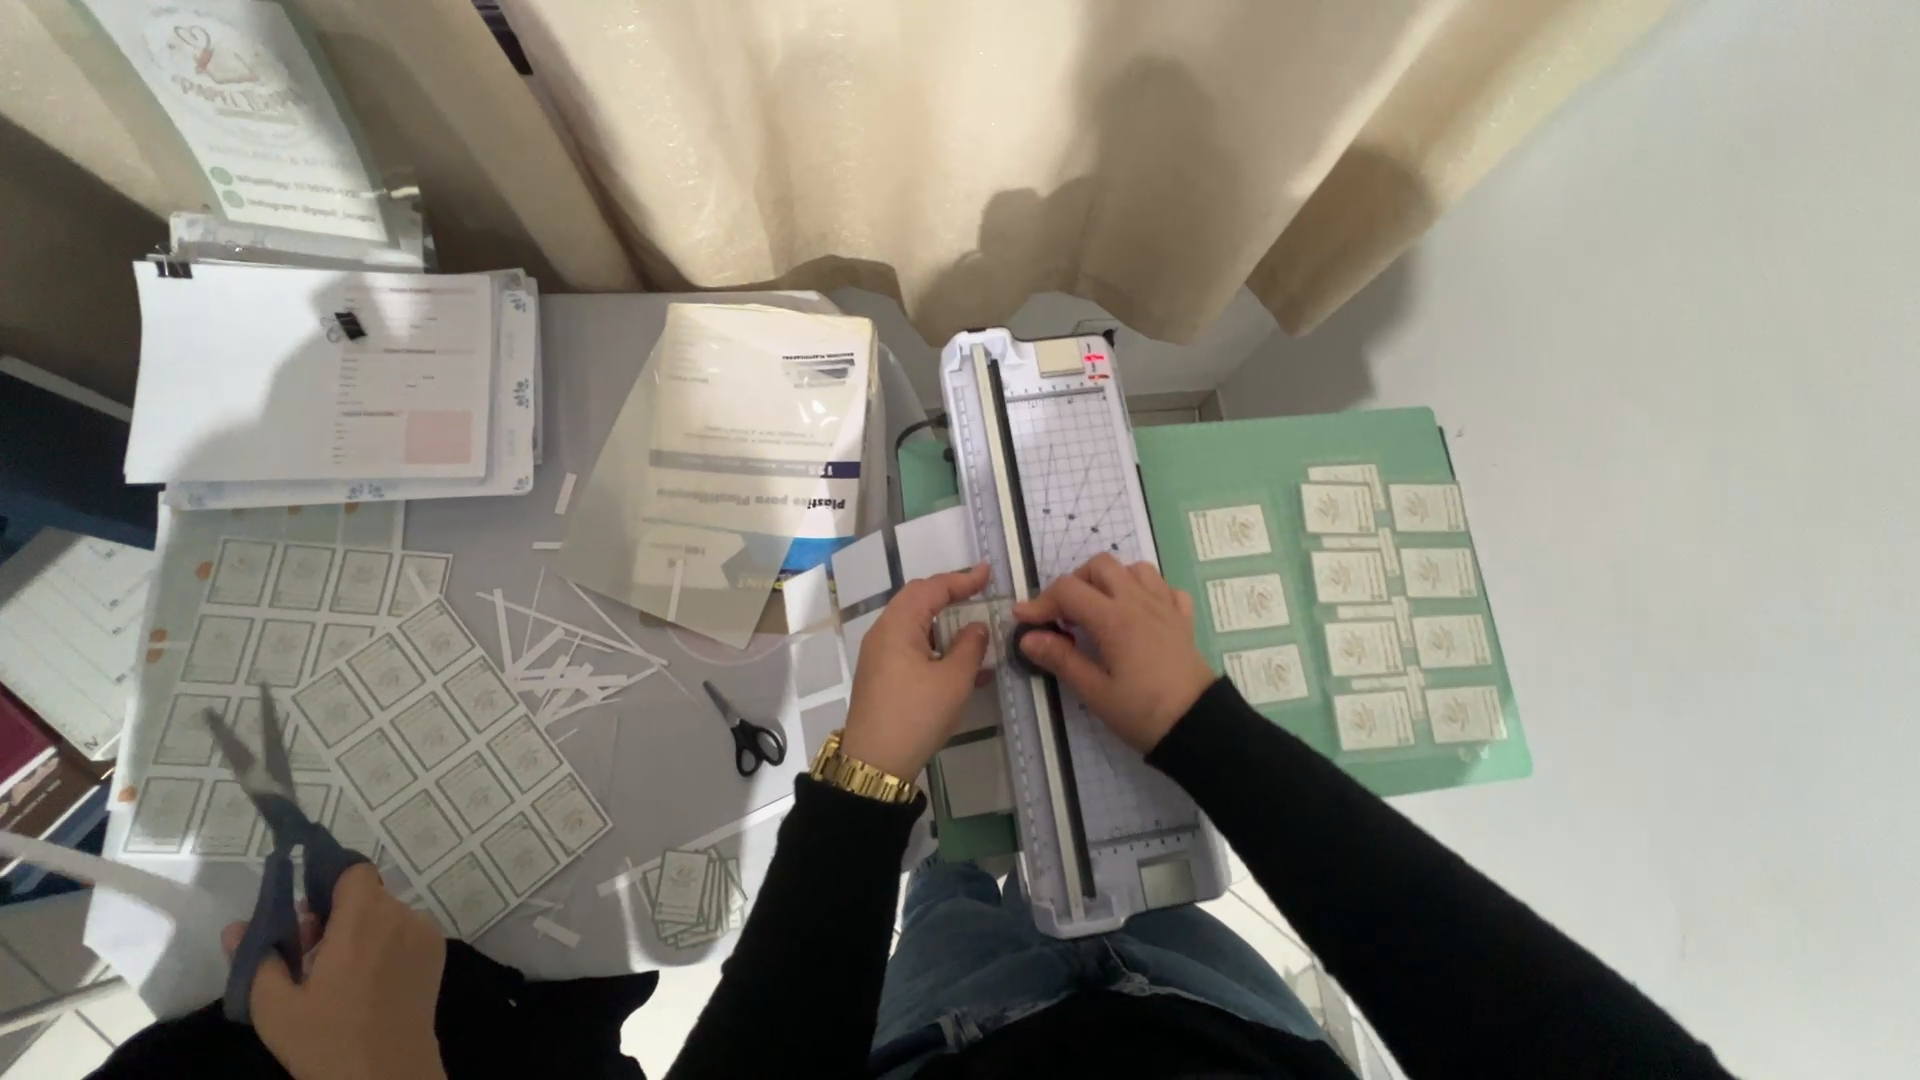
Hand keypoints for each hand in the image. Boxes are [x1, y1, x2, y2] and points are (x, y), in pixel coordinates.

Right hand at [223, 865, 446, 1079]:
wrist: (386, 1069)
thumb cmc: (325, 1039)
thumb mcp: (274, 1006)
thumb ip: (258, 958)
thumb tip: (238, 926)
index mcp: (363, 920)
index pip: (354, 872)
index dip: (330, 882)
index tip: (306, 909)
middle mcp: (401, 915)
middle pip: (368, 894)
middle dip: (338, 913)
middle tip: (310, 952)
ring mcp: (425, 930)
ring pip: (387, 913)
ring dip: (363, 929)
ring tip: (338, 973)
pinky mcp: (437, 948)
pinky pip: (406, 930)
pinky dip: (386, 942)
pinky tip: (368, 980)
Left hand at [841, 563, 991, 777]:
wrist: (875, 763)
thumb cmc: (916, 715)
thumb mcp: (953, 680)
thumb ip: (970, 646)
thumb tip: (976, 627)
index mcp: (898, 625)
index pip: (932, 588)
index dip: (962, 579)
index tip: (988, 573)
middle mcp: (884, 632)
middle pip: (918, 600)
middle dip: (949, 594)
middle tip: (978, 591)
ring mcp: (879, 654)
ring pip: (915, 625)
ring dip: (945, 623)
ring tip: (975, 628)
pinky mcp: (881, 675)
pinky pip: (912, 647)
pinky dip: (936, 646)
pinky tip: (963, 664)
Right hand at [1014, 554, 1216, 752]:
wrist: (1199, 727)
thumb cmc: (1142, 712)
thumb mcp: (1094, 692)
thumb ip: (1061, 659)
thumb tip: (1029, 638)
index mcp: (1114, 619)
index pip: (1068, 590)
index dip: (1040, 602)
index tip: (1024, 621)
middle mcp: (1139, 602)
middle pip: (1100, 565)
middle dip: (1075, 583)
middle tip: (1065, 616)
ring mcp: (1165, 607)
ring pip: (1135, 569)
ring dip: (1111, 581)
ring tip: (1100, 610)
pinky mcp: (1182, 620)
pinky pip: (1164, 587)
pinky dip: (1145, 591)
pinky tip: (1137, 615)